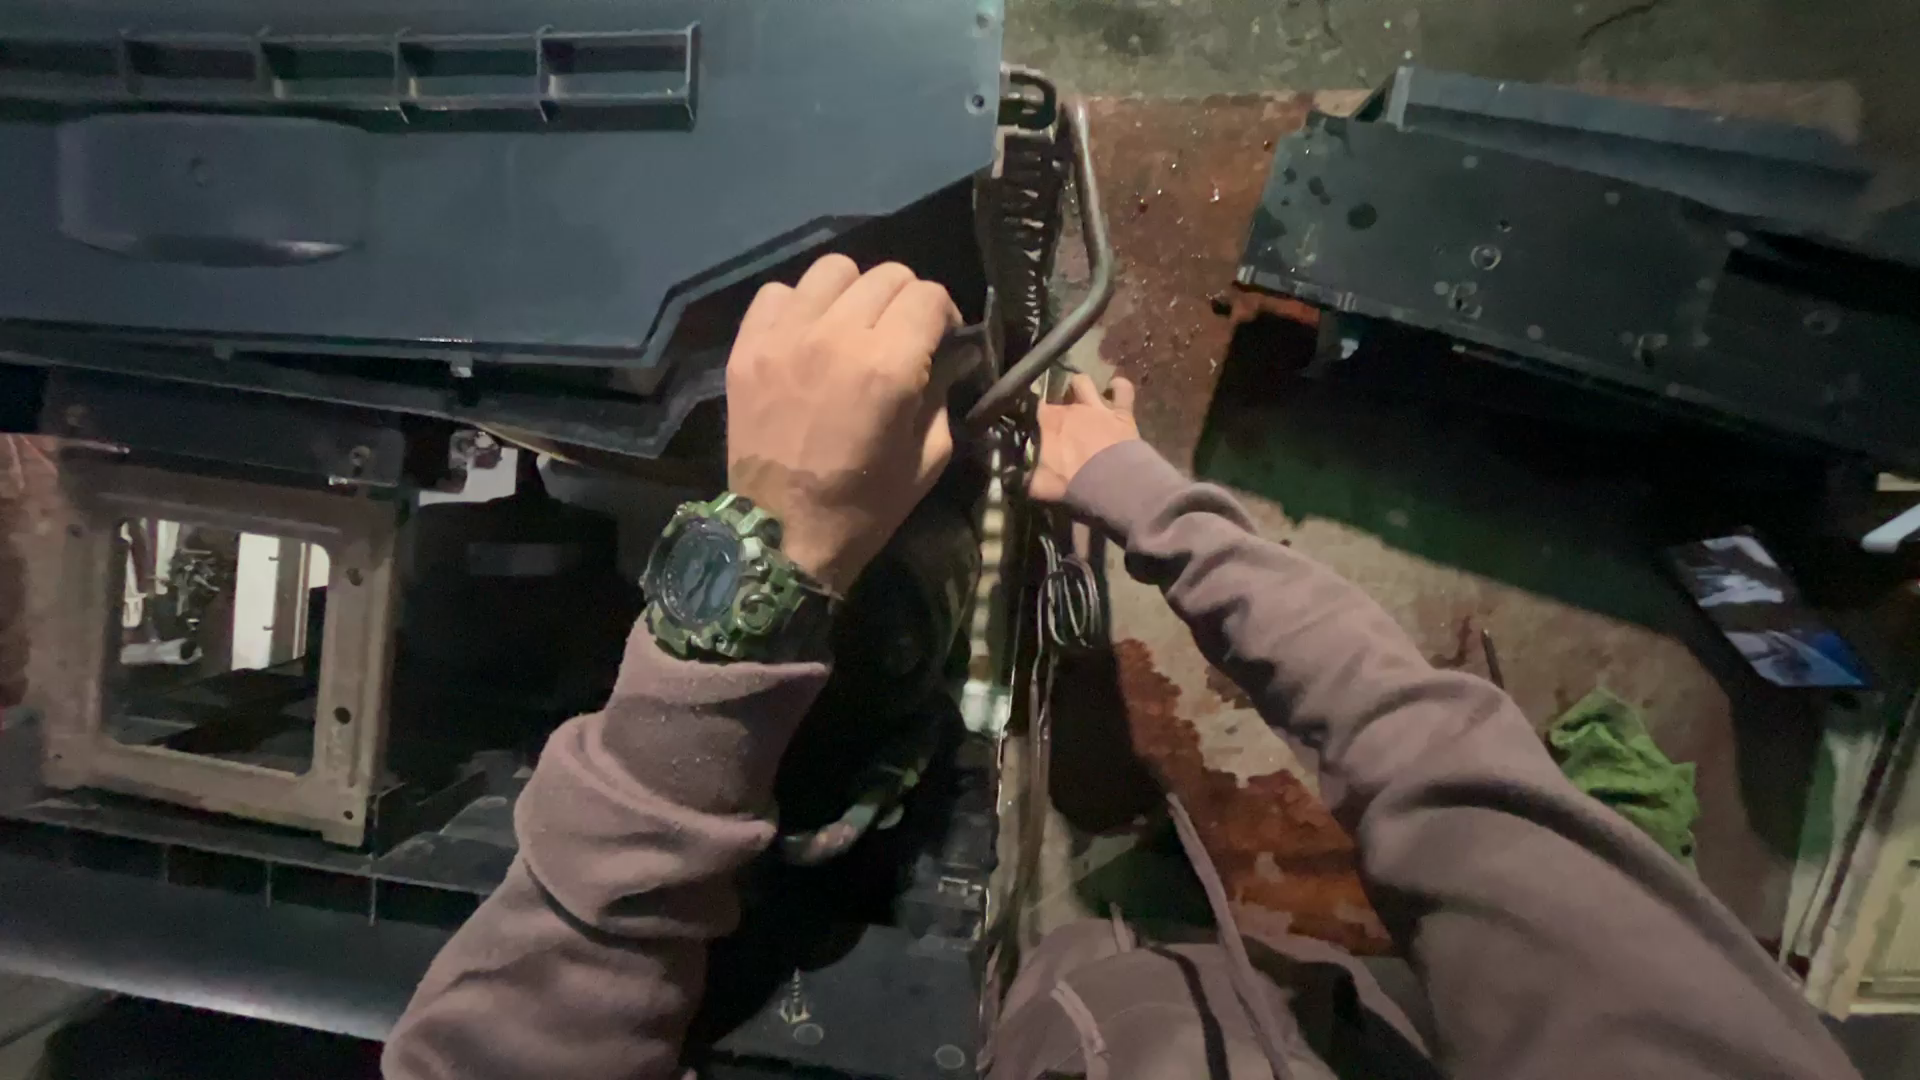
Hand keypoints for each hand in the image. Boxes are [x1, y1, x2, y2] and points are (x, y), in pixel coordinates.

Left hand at [725, 255, 960, 593]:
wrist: (782, 534)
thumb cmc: (865, 505)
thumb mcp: (929, 457)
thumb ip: (941, 393)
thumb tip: (945, 355)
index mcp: (887, 367)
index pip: (929, 296)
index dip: (945, 315)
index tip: (942, 339)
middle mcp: (835, 336)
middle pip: (887, 275)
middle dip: (908, 302)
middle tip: (903, 336)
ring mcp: (784, 337)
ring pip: (833, 270)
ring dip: (856, 294)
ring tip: (854, 328)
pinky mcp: (747, 347)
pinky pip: (779, 293)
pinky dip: (803, 307)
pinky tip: (809, 337)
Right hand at [1028, 374, 1139, 501]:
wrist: (1111, 482)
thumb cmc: (1072, 481)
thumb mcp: (1040, 486)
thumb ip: (1027, 479)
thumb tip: (1015, 480)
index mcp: (1050, 422)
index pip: (1037, 407)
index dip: (1036, 412)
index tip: (1037, 420)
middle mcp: (1072, 408)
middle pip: (1059, 395)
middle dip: (1058, 402)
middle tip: (1060, 415)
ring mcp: (1098, 407)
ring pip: (1084, 382)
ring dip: (1081, 385)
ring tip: (1080, 393)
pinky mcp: (1122, 412)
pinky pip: (1123, 389)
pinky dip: (1119, 386)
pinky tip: (1115, 387)